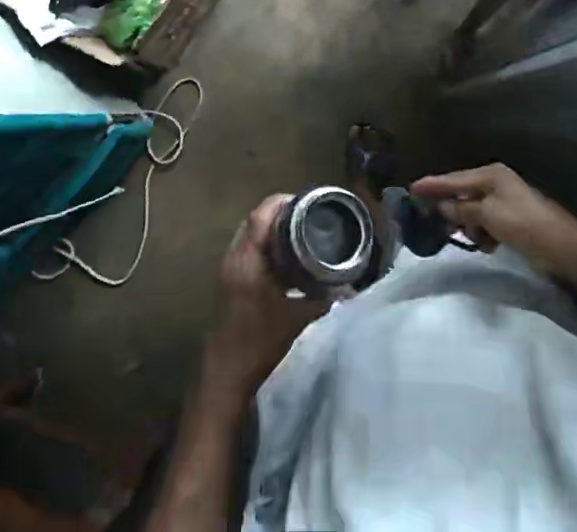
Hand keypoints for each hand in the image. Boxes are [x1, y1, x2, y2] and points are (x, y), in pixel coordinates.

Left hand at [202, 194, 325, 392]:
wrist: (226, 373)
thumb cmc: (259, 343)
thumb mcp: (297, 318)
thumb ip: (324, 298)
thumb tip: (350, 286)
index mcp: (246, 259)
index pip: (261, 215)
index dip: (284, 202)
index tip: (309, 202)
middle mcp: (234, 257)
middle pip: (255, 221)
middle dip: (281, 213)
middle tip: (309, 215)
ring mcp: (230, 269)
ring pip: (252, 236)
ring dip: (273, 229)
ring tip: (303, 232)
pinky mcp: (231, 281)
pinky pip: (250, 250)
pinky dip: (268, 246)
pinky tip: (288, 258)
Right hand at [411, 163, 576, 277]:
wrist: (566, 248)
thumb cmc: (525, 225)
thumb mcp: (488, 215)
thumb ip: (462, 210)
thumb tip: (440, 207)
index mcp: (491, 175)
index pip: (453, 179)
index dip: (432, 185)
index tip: (411, 189)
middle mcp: (495, 183)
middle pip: (461, 194)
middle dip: (451, 210)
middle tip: (436, 224)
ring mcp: (504, 201)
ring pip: (472, 211)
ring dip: (468, 226)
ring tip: (474, 240)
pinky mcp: (510, 219)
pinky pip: (485, 222)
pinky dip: (482, 232)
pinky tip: (486, 245)